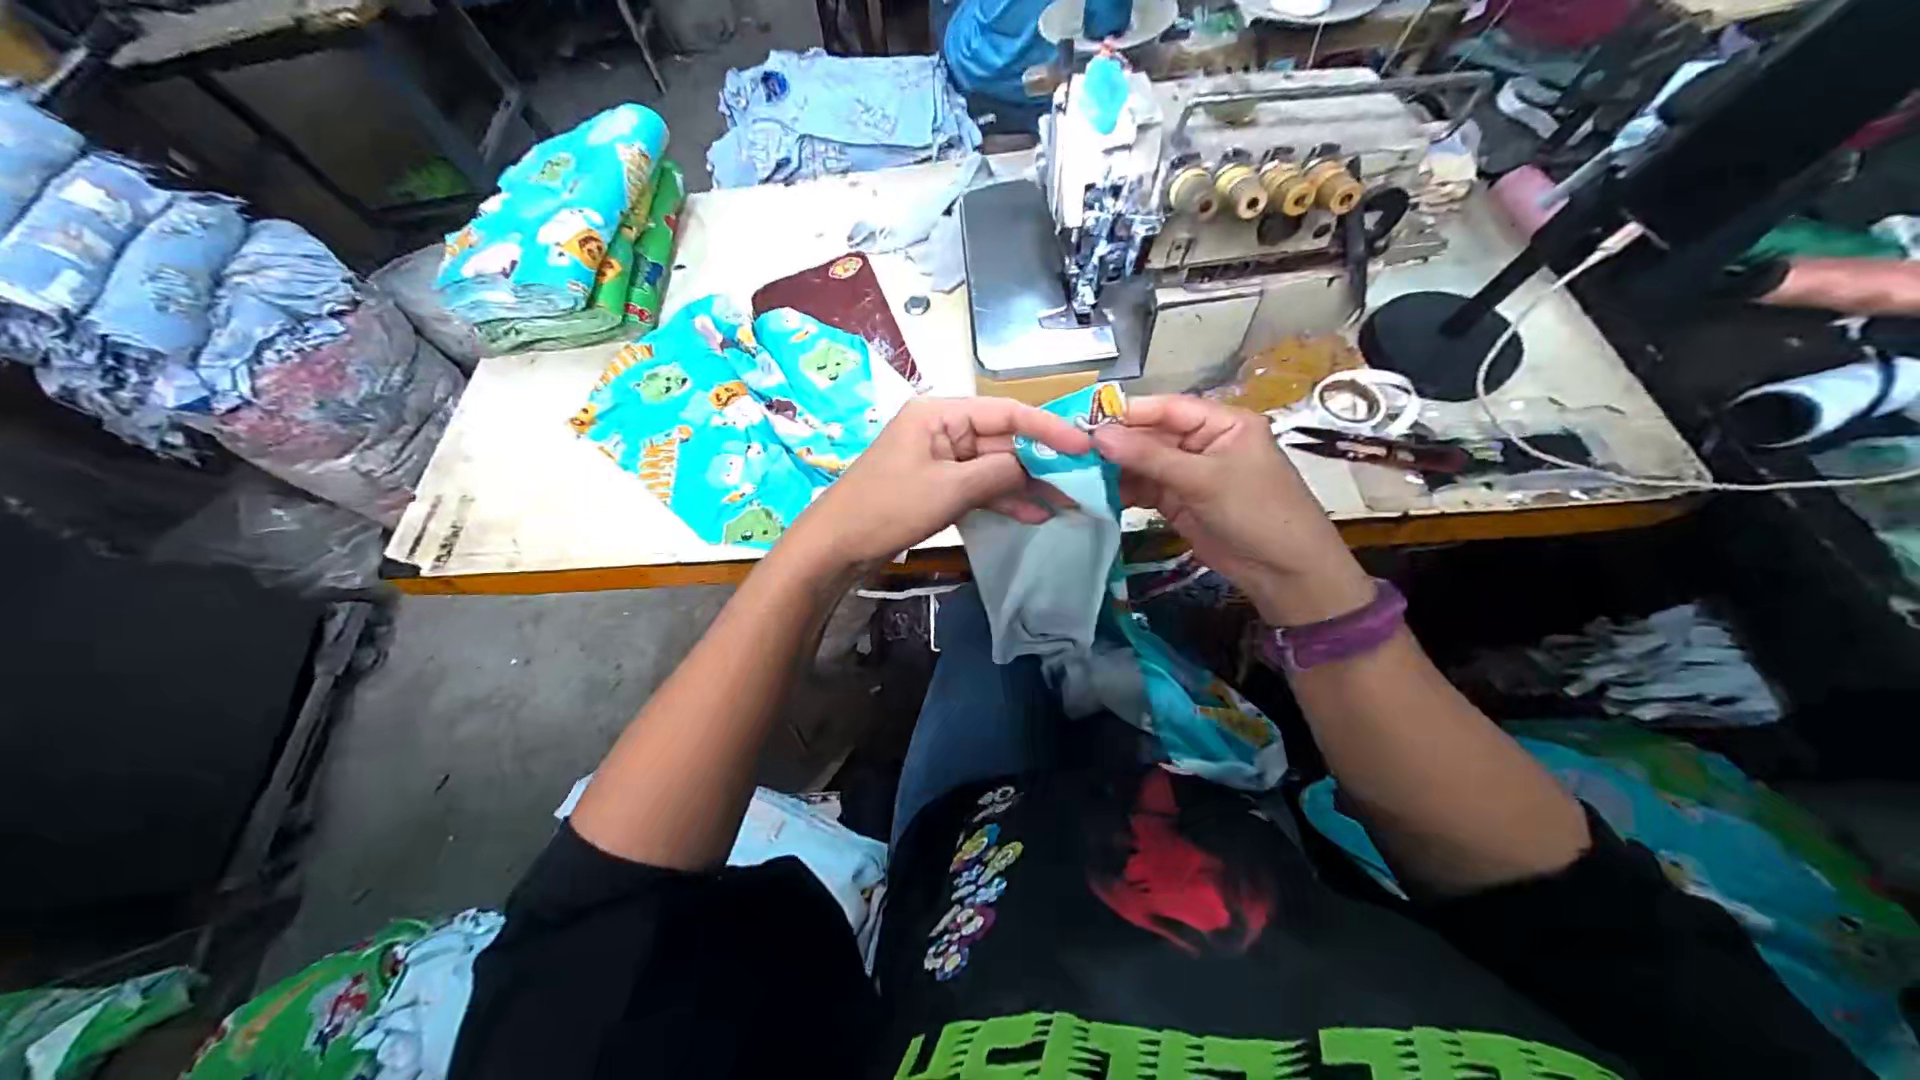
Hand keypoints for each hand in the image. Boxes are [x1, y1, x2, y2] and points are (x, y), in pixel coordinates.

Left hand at [782, 396, 1092, 568]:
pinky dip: (1003, 500)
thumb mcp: (949, 489)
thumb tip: (1034, 467)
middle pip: (1003, 439)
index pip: (1007, 411)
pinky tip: (1034, 516)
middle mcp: (942, 428)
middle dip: (1041, 463)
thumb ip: (998, 474)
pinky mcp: (937, 485)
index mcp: (940, 413)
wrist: (836, 546)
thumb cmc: (888, 508)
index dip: (1049, 428)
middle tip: (1083, 483)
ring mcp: (940, 458)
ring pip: (994, 466)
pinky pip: (979, 486)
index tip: (1084, 447)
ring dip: (1027, 486)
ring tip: (1066, 504)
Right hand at [1092, 394, 1372, 624]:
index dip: (1128, 413)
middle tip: (1073, 448)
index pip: (1167, 409)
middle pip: (1150, 435)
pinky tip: (1095, 492)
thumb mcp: (1203, 480)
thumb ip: (1149, 457)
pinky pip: (1144, 488)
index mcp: (1221, 423)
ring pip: (1143, 463)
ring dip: (1114, 468)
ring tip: (1077, 471)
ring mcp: (1189, 473)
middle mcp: (1203, 442)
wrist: (1284, 572)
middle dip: (1115, 443)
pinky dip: (1122, 491)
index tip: (1087, 419)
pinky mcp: (1178, 501)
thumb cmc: (1256, 512)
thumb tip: (1099, 436)